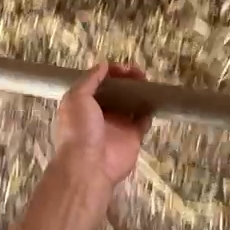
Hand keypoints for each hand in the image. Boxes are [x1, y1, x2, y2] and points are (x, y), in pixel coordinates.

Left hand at [53, 62, 151, 185]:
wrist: (89, 164)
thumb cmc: (79, 129)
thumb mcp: (76, 97)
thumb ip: (90, 79)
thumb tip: (103, 64)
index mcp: (83, 103)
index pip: (98, 83)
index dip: (110, 73)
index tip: (123, 68)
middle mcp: (100, 113)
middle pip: (117, 92)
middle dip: (127, 81)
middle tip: (139, 73)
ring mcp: (117, 125)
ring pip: (131, 103)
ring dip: (139, 92)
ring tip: (148, 83)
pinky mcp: (132, 136)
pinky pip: (143, 120)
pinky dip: (149, 110)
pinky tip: (153, 100)